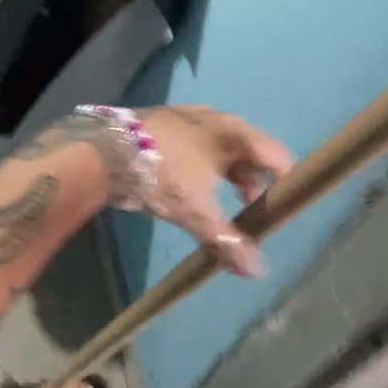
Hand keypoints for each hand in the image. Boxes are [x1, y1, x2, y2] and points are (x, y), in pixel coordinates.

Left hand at [135, 106, 292, 278]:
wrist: (102, 151)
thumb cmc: (160, 175)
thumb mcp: (196, 212)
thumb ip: (228, 240)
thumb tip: (256, 271)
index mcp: (233, 133)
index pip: (277, 156)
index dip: (285, 183)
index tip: (283, 209)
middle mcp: (216, 119)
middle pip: (251, 151)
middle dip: (256, 181)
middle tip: (254, 210)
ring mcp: (189, 117)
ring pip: (222, 147)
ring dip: (230, 174)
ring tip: (228, 202)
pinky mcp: (167, 122)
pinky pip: (200, 144)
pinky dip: (206, 165)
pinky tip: (195, 186)